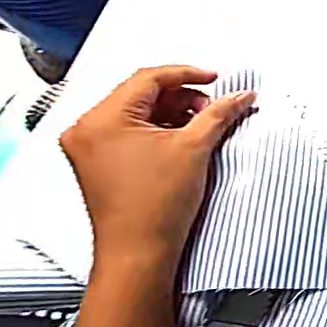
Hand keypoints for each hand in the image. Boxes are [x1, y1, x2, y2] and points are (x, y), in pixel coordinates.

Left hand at [60, 66, 255, 273]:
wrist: (139, 252)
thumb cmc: (154, 209)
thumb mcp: (195, 148)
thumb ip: (219, 114)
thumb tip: (238, 96)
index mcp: (101, 119)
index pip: (148, 78)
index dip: (187, 74)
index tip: (213, 79)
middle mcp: (87, 130)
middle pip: (142, 94)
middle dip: (182, 98)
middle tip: (212, 108)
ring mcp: (89, 148)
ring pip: (137, 113)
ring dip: (172, 114)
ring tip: (200, 128)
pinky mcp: (98, 163)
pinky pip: (130, 132)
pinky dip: (158, 131)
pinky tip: (182, 141)